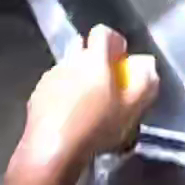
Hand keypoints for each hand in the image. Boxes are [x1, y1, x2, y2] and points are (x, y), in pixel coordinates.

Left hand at [8, 24, 158, 184]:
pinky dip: (61, 96)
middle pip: (83, 48)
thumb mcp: (131, 108)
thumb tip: (147, 66)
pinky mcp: (36, 96)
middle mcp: (70, 60)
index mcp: (94, 57)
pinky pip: (53, 87)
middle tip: (104, 84)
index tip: (121, 59)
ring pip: (67, 68)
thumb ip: (145, 82)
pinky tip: (67, 119)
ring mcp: (50, 77)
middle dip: (94, 60)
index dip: (114, 42)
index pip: (103, 32)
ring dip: (77, 78)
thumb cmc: (96, 126)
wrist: (51, 152)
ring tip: (85, 105)